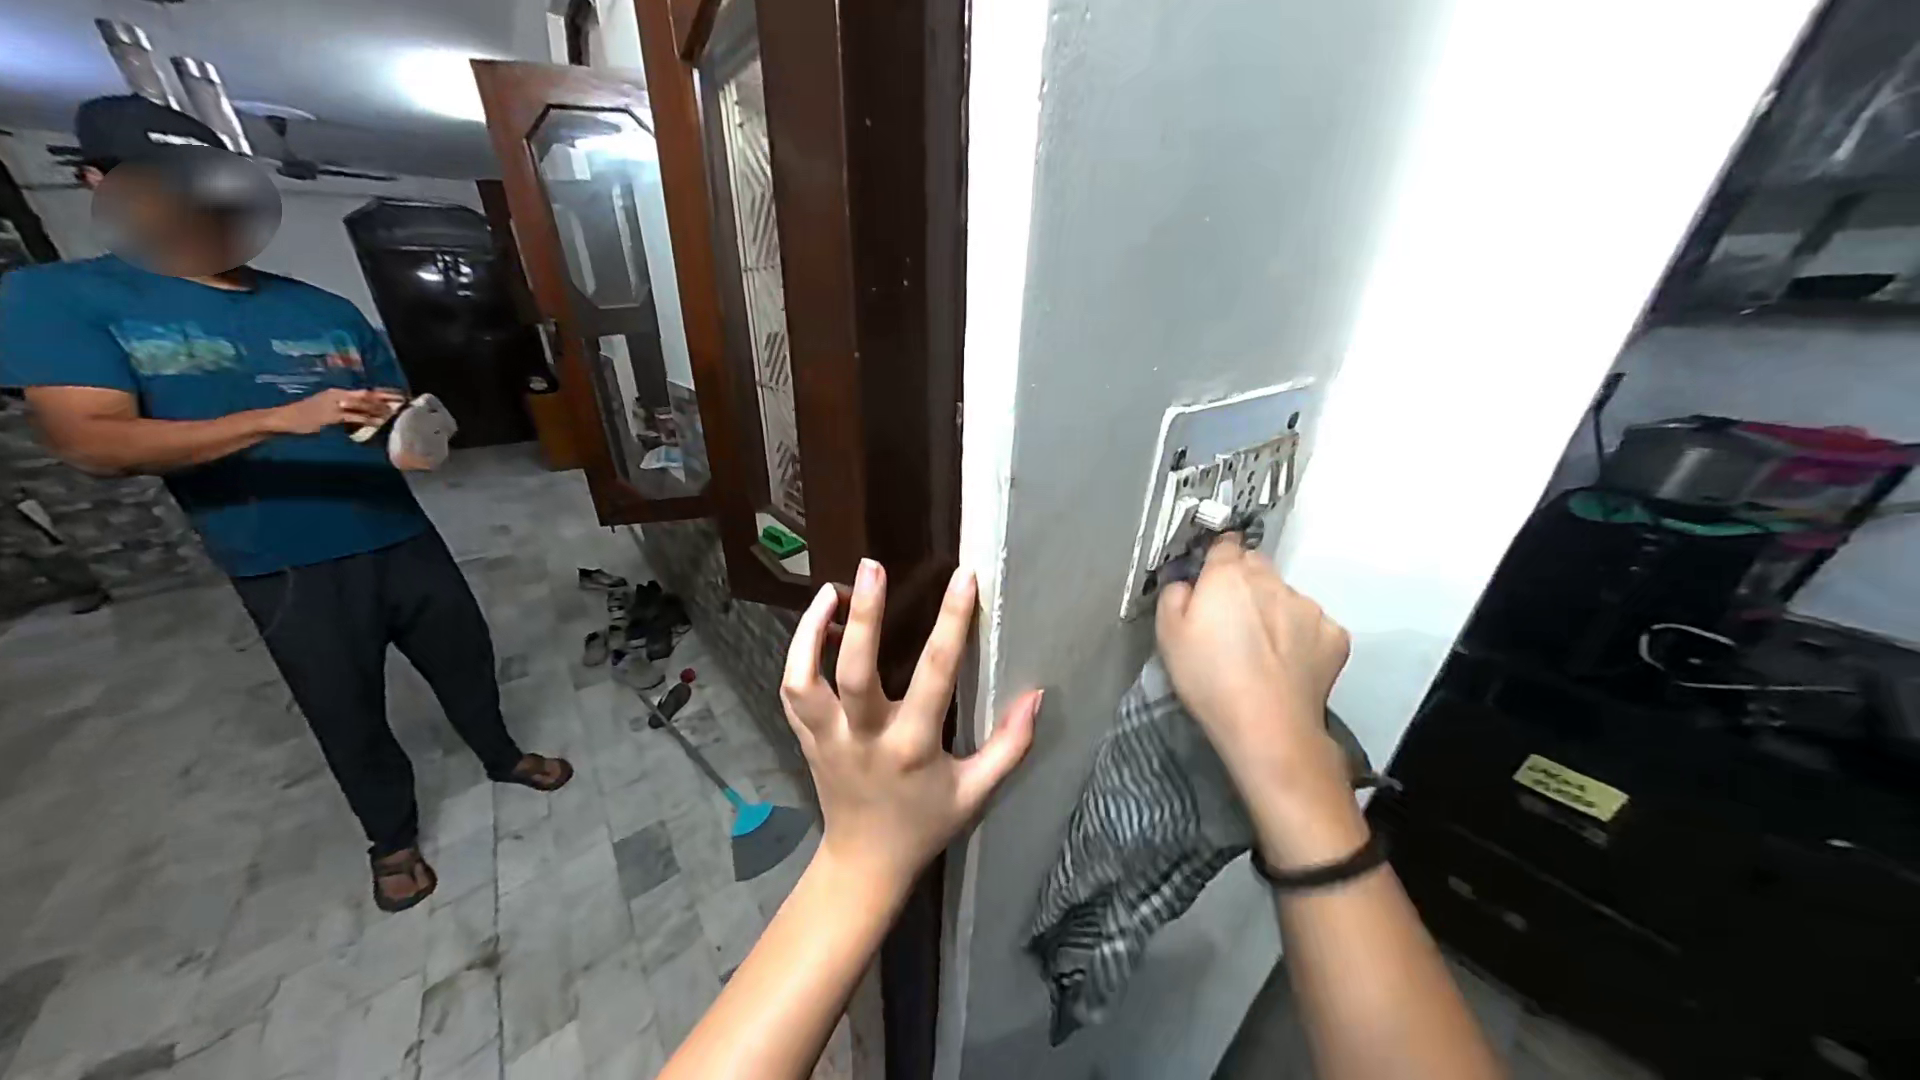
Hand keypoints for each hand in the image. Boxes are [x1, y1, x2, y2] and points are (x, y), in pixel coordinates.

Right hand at [268, 388, 402, 434]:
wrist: (284, 418)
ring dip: (379, 408)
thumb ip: (347, 409)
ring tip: (394, 412)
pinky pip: (353, 417)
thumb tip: (366, 413)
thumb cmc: (308, 414)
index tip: (400, 394)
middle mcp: (338, 395)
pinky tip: (378, 423)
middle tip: (403, 401)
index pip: (366, 391)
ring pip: (362, 405)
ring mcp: (334, 405)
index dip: (384, 392)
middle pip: (368, 395)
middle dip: (387, 398)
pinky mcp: (331, 415)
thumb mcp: (330, 408)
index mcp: (338, 393)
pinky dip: (367, 419)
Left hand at [782, 560, 1041, 888]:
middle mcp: (864, 737)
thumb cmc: (925, 824)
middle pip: (854, 670)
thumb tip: (1036, 695)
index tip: (965, 578)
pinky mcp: (806, 738)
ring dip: (812, 630)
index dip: (952, 622)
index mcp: (912, 747)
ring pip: (804, 679)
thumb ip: (1010, 745)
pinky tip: (817, 626)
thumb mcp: (976, 792)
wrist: (864, 863)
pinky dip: (798, 654)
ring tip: (832, 592)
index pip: (935, 674)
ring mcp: (827, 738)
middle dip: (864, 615)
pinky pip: (791, 692)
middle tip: (871, 566)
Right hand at [1156, 534, 1361, 863]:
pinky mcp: (1335, 635)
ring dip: (1273, 609)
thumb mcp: (1167, 634)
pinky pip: (1312, 625)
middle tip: (1229, 619)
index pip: (1225, 544)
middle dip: (1244, 583)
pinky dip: (1300, 636)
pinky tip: (1286, 662)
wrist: (1267, 727)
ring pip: (1285, 596)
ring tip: (1260, 648)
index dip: (1216, 559)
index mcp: (1229, 575)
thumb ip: (1173, 594)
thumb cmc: (1208, 678)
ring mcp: (1308, 607)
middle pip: (1257, 566)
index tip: (1210, 579)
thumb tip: (1187, 583)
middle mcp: (1272, 581)